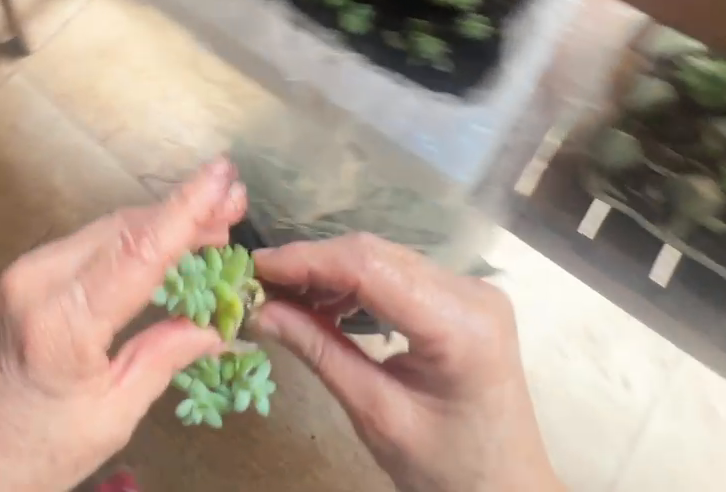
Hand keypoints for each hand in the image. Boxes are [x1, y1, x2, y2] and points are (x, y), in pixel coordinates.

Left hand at [0, 158, 249, 491]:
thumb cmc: (33, 453)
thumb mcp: (111, 415)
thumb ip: (164, 355)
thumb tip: (218, 325)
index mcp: (62, 323)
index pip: (136, 252)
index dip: (185, 209)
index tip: (221, 176)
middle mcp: (39, 279)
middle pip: (124, 229)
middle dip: (182, 211)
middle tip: (233, 201)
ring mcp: (26, 270)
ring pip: (107, 230)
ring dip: (159, 222)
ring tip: (214, 219)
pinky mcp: (23, 272)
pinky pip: (88, 244)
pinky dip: (131, 239)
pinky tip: (163, 242)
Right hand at [251, 234, 561, 491]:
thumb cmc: (448, 471)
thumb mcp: (377, 415)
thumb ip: (319, 353)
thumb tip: (259, 309)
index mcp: (460, 324)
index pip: (369, 267)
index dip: (306, 260)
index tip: (255, 267)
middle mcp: (469, 290)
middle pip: (373, 254)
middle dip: (311, 262)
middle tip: (260, 281)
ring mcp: (468, 288)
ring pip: (380, 256)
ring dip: (328, 269)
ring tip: (285, 294)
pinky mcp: (460, 295)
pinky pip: (394, 271)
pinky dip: (352, 280)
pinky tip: (325, 301)